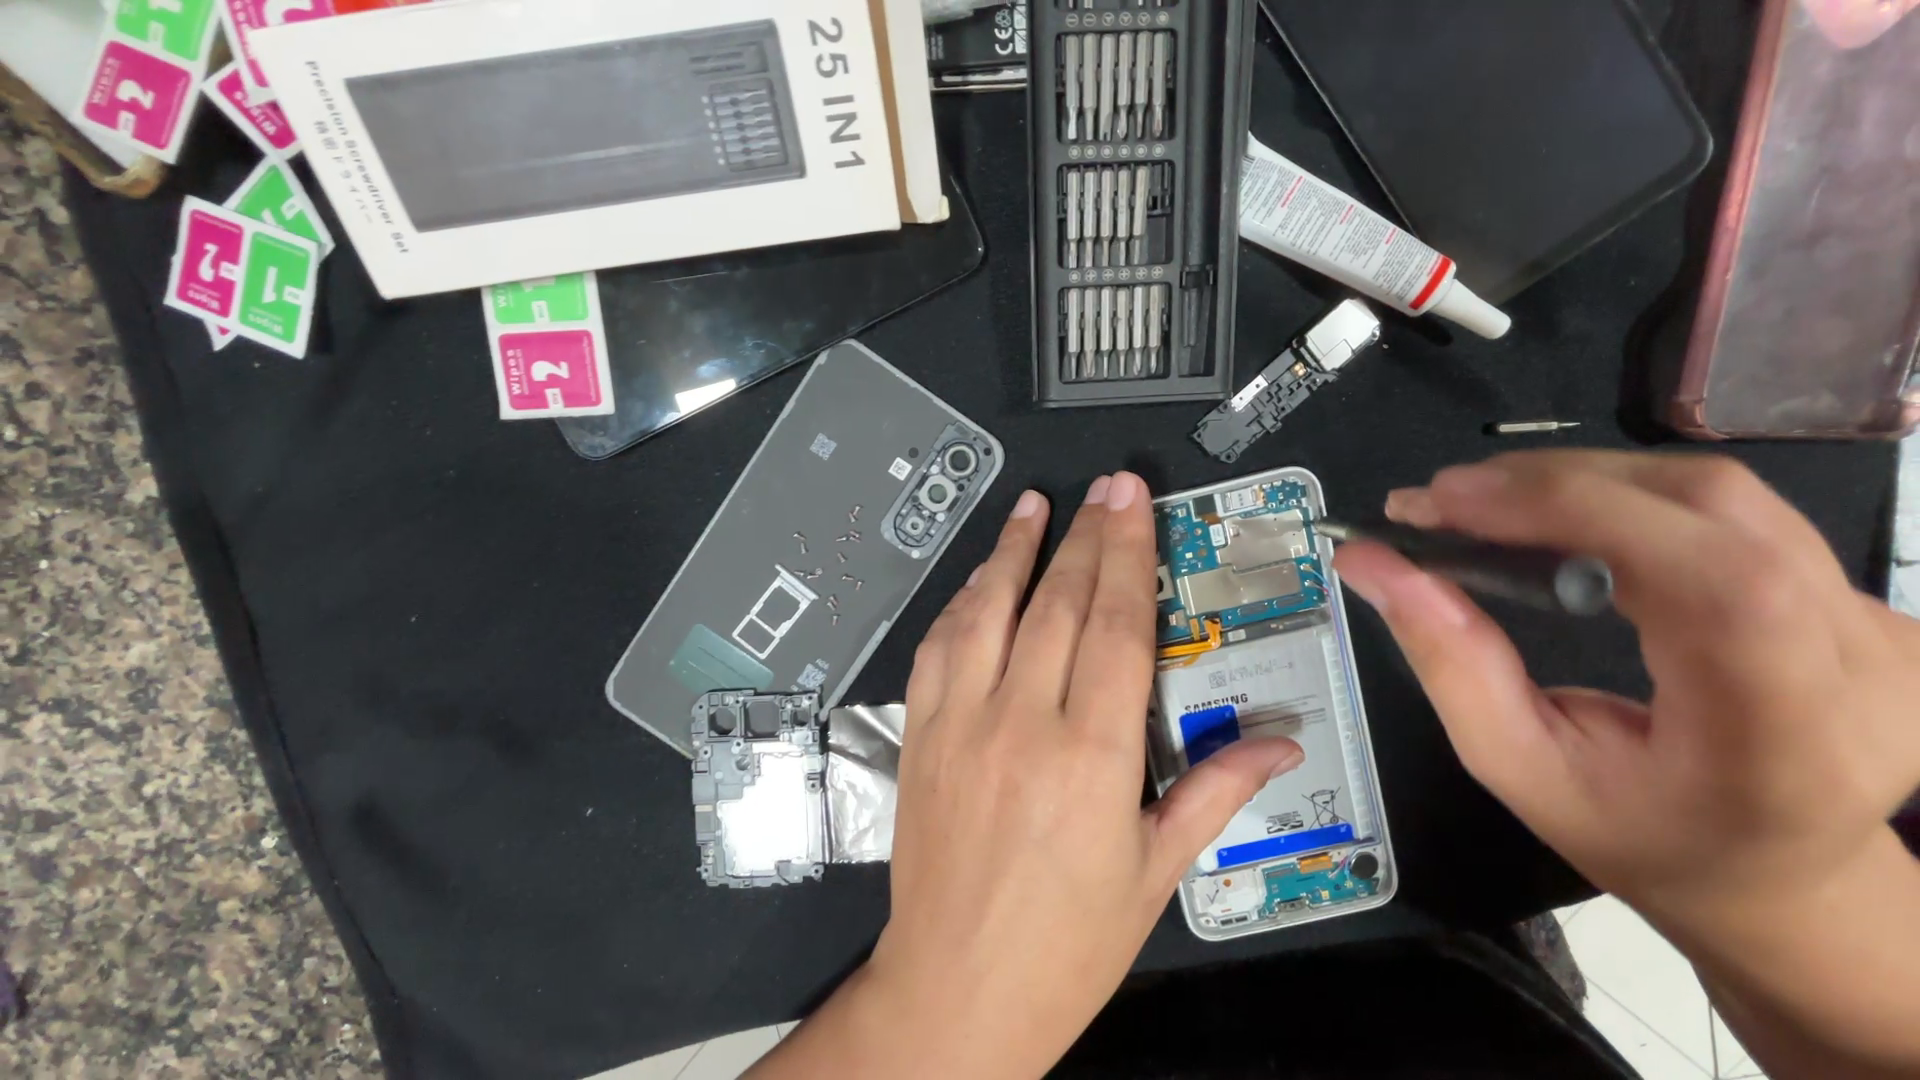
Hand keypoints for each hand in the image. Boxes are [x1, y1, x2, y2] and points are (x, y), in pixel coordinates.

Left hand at [758, 473, 1302, 1079]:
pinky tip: (980, 579)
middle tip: (1106, 486)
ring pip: (988, 611)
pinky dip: (963, 603)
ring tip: (1035, 505)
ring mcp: (959, 722)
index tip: (1133, 500)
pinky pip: (938, 649)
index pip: (1115, 624)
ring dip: (1013, 551)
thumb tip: (1281, 741)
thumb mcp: (1154, 872)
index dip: (1127, 552)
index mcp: (1091, 753)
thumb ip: (1214, 791)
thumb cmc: (1068, 942)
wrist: (957, 989)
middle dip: (1086, 535)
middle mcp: (1021, 721)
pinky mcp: (919, 735)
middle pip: (1058, 603)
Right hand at [1334, 450, 1919, 1069]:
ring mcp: (1876, 618)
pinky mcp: (1857, 592)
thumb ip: (1448, 661)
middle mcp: (1863, 660)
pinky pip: (1723, 511)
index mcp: (1788, 733)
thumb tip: (1367, 561)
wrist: (1773, 872)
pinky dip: (1619, 498)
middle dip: (1553, 486)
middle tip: (1439, 502)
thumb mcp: (1517, 765)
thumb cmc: (1634, 834)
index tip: (1446, 502)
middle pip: (1708, 508)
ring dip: (1580, 483)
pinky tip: (1556, 520)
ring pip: (1715, 494)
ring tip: (1483, 505)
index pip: (1712, 577)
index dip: (1572, 512)